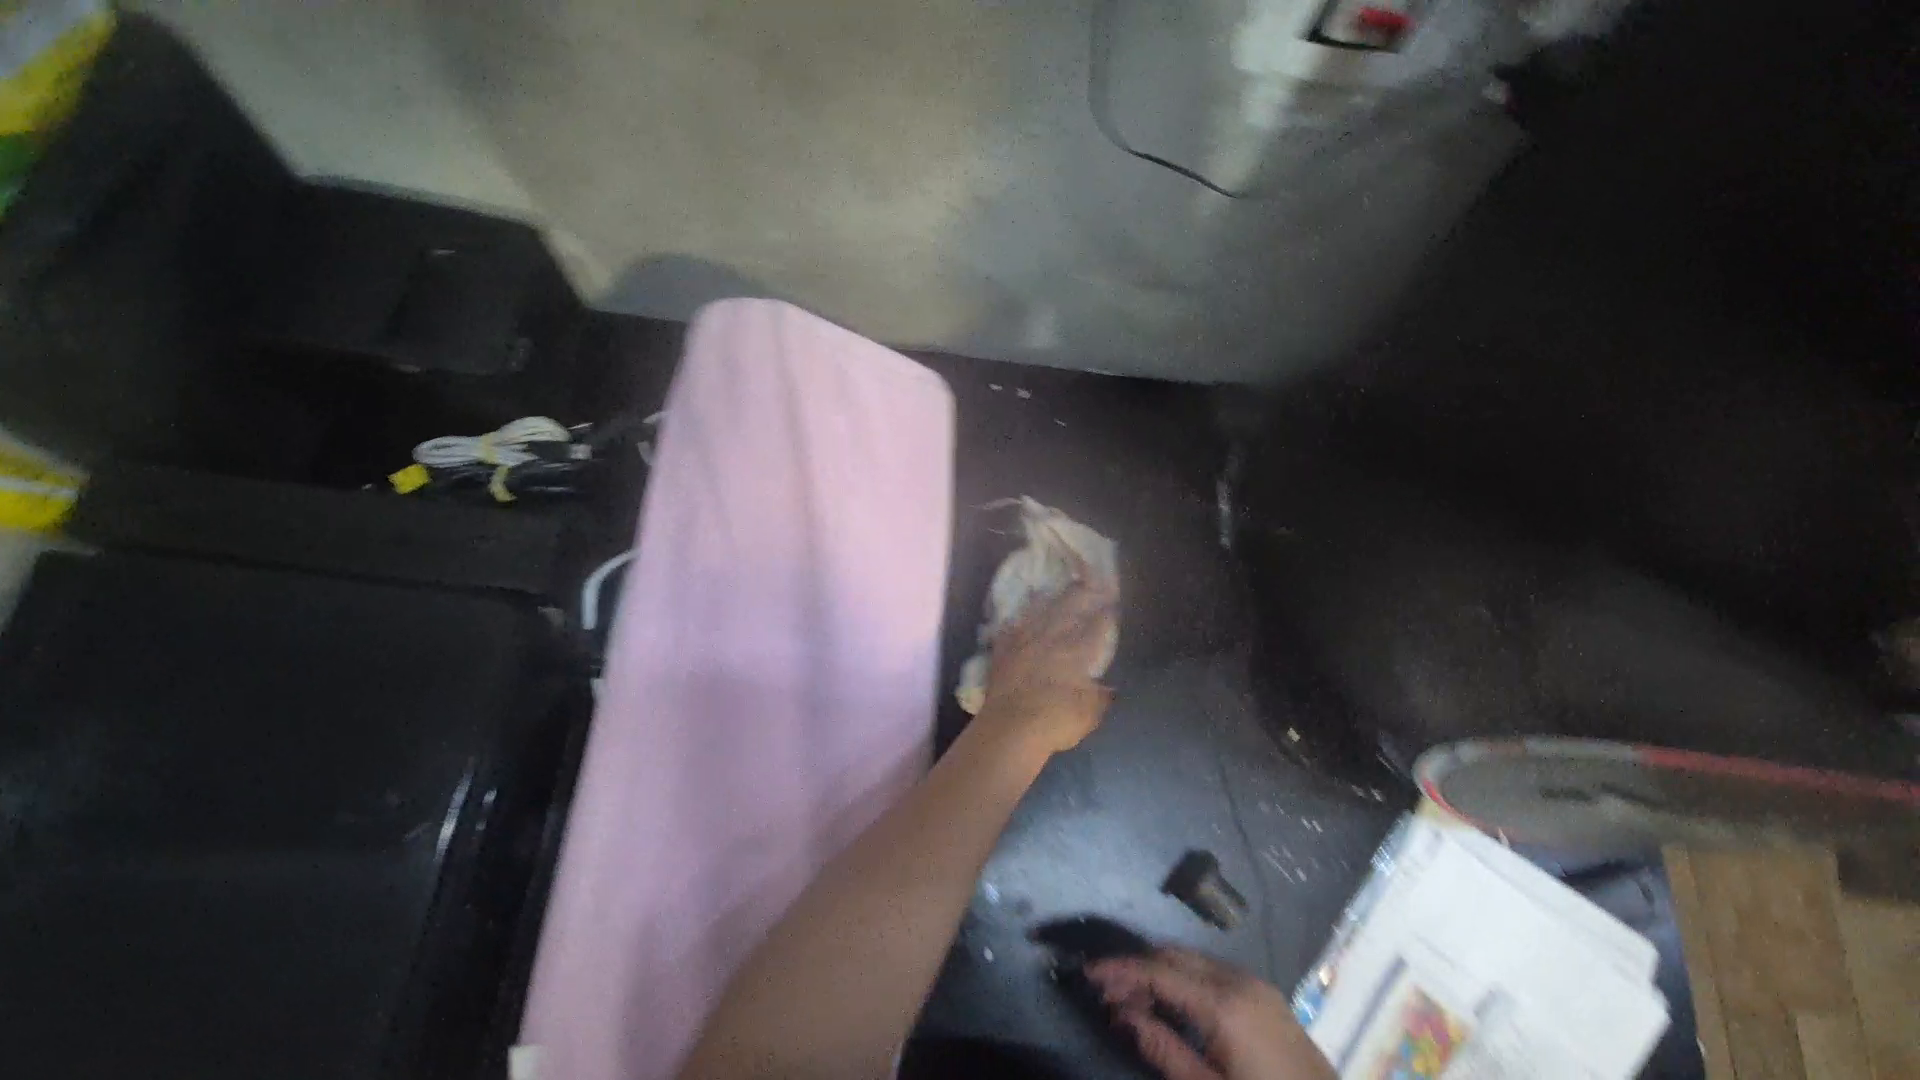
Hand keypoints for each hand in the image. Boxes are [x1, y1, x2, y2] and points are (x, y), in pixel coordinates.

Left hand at [976, 571, 1118, 755]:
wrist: (1010, 727)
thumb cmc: (1056, 720)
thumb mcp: (1091, 713)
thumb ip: (1103, 697)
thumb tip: (1113, 689)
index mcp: (1076, 650)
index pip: (1097, 625)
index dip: (1107, 611)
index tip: (1114, 601)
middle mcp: (1051, 638)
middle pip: (1068, 608)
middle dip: (1081, 594)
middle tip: (1089, 582)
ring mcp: (1023, 642)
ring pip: (1038, 613)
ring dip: (1048, 601)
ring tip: (1054, 590)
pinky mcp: (1002, 652)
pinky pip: (1009, 630)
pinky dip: (1015, 623)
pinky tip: (1016, 618)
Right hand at [1085, 949, 1336, 1079]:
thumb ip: (1163, 1048)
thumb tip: (1123, 1013)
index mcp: (1224, 1003)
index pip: (1159, 971)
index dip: (1120, 970)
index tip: (1088, 973)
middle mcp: (1239, 979)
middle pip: (1175, 956)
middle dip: (1137, 967)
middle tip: (1106, 991)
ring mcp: (1257, 984)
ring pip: (1194, 961)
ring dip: (1160, 972)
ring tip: (1132, 998)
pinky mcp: (1267, 995)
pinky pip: (1214, 973)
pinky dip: (1185, 979)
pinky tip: (1170, 1002)